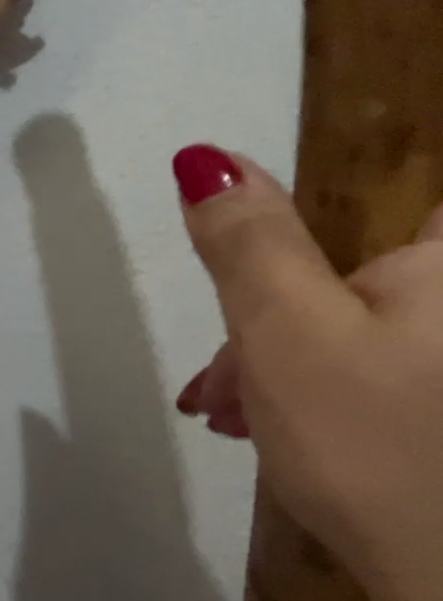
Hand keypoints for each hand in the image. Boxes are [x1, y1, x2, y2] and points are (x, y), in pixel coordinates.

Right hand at [171, 145, 442, 600]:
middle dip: (276, 329)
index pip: (373, 220)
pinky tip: (297, 437)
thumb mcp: (284, 331)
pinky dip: (335, 396)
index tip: (252, 306)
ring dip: (292, 367)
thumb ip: (246, 241)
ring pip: (374, 335)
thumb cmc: (373, 442)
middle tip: (219, 391)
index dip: (294, 246)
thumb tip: (205, 158)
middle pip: (363, 285)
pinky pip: (395, 376)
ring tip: (237, 422)